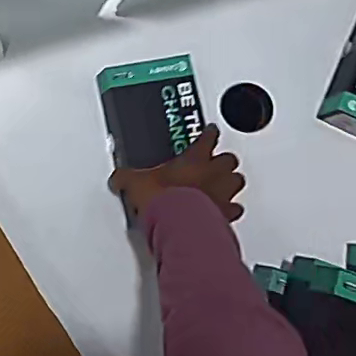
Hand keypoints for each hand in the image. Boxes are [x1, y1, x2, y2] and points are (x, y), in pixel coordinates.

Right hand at [108, 124, 245, 221]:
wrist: (179, 224)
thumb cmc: (164, 200)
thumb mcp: (136, 183)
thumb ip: (127, 177)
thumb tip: (118, 178)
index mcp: (194, 158)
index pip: (208, 137)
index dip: (210, 133)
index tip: (210, 131)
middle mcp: (213, 174)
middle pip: (229, 159)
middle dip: (224, 160)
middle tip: (216, 162)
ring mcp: (223, 194)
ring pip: (237, 181)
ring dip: (232, 182)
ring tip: (226, 184)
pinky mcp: (226, 215)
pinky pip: (235, 210)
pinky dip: (232, 211)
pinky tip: (226, 213)